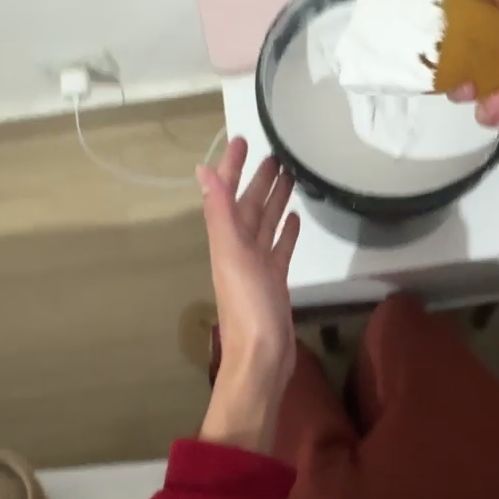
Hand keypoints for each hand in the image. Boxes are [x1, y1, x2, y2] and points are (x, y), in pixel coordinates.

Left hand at [193, 138, 299, 450]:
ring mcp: (258, 265)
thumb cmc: (248, 307)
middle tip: (277, 153)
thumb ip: (219, 213)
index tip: (243, 139)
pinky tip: (295, 219)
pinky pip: (280, 248)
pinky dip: (286, 232)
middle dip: (259, 179)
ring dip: (275, 200)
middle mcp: (239, 248)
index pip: (228, 194)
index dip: (233, 167)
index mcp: (226, 240)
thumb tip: (203, 170)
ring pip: (266, 223)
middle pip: (250, 205)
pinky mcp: (276, 281)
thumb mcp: (232, 255)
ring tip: (291, 176)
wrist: (262, 358)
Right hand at [454, 0, 498, 188]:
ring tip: (464, 86)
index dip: (465, 11)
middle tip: (438, 54)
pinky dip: (486, 108)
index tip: (440, 9)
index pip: (489, 13)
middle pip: (475, 50)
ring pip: (474, 83)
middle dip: (455, 53)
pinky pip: (486, 112)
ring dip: (463, 83)